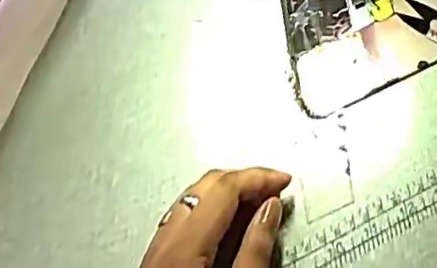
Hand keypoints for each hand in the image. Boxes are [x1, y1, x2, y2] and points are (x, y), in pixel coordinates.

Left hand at [141, 167, 290, 267]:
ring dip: (229, 194)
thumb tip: (272, 209)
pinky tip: (229, 225)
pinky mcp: (153, 264)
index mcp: (182, 248)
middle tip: (273, 189)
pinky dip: (211, 211)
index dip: (260, 177)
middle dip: (245, 180)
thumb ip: (255, 250)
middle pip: (208, 185)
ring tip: (256, 205)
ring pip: (194, 199)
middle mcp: (162, 245)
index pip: (226, 187)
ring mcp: (153, 255)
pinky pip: (184, 219)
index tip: (284, 180)